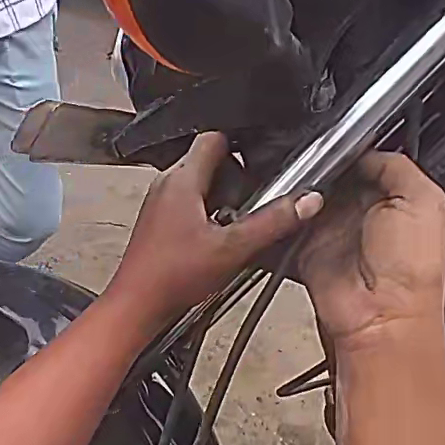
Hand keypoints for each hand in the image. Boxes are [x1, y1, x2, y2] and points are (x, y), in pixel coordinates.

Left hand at [103, 133, 322, 333]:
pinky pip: (189, 207)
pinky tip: (218, 243)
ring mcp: (160, 205)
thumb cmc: (170, 277)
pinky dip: (208, 217)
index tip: (262, 164)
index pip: (215, 137)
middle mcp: (167, 186)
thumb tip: (306, 202)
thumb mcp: (232, 249)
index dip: (242, 145)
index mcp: (182, 179)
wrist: (138, 306)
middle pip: (210, 162)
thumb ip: (272, 223)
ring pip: (200, 186)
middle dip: (236, 179)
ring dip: (223, 200)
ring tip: (236, 226)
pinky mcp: (159, 225)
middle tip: (253, 203)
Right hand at [298, 151, 444, 353]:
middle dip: (322, 166)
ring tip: (303, 185)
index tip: (339, 142)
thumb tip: (367, 151)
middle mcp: (361, 214)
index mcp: (393, 199)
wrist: (381, 315)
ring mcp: (333, 232)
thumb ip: (396, 166)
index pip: (364, 161)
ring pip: (307, 197)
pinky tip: (286, 206)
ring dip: (302, 190)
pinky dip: (283, 217)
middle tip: (318, 163)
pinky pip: (288, 227)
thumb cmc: (412, 270)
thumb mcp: (424, 199)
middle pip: (331, 176)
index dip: (351, 150)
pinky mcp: (308, 250)